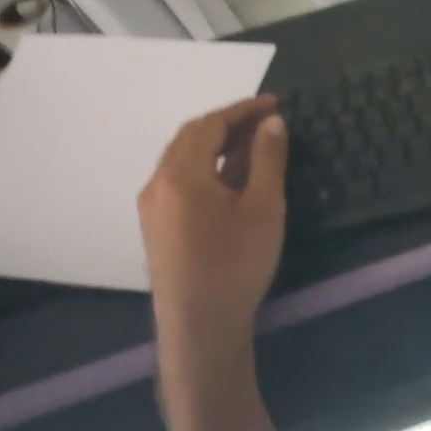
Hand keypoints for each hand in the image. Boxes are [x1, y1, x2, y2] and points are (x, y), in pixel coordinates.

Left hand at [138, 96, 288, 364]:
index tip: (276, 104)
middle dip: (229, 123)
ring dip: (218, 144)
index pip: (210, 125)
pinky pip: (180, 179)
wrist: (200, 327)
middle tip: (268, 120)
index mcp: (180, 175)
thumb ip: (267, 158)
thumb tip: (270, 122)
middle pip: (191, 137)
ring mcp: (153, 208)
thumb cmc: (236, 263)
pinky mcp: (158, 227)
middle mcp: (158, 184)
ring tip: (256, 143)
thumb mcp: (263, 206)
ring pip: (183, 159)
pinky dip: (208, 165)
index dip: (243, 109)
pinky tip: (233, 176)